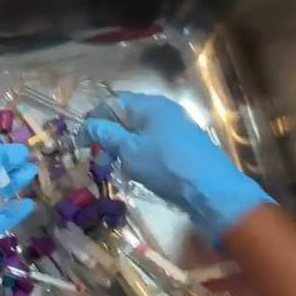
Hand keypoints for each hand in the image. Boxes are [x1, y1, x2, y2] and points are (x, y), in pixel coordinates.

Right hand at [84, 92, 271, 240]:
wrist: (213, 192)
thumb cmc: (166, 166)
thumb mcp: (129, 150)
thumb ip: (105, 134)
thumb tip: (87, 124)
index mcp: (149, 105)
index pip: (112, 102)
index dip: (93, 120)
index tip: (82, 143)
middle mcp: (163, 111)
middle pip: (125, 119)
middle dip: (108, 139)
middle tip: (101, 163)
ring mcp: (176, 129)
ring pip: (139, 135)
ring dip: (122, 151)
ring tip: (117, 171)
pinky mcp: (183, 148)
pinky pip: (153, 146)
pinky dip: (139, 157)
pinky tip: (137, 174)